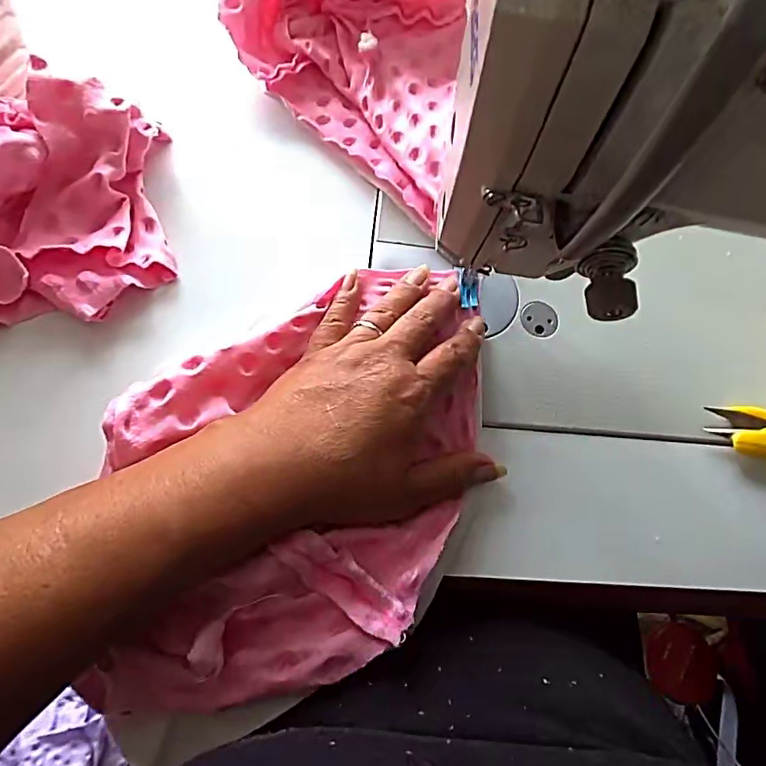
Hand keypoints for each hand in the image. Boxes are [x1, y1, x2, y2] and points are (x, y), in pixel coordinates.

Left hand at [215, 266, 498, 529]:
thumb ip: (451, 475)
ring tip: (421, 274)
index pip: (450, 358)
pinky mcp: (320, 352)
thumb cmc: (339, 481)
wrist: (275, 465)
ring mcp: (351, 352)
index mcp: (412, 393)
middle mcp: (385, 363)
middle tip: (454, 286)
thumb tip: (490, 468)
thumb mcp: (405, 490)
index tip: (478, 323)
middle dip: (441, 302)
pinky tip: (353, 280)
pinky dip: (347, 295)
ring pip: (387, 312)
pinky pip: (338, 317)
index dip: (468, 339)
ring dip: (406, 291)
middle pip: (421, 323)